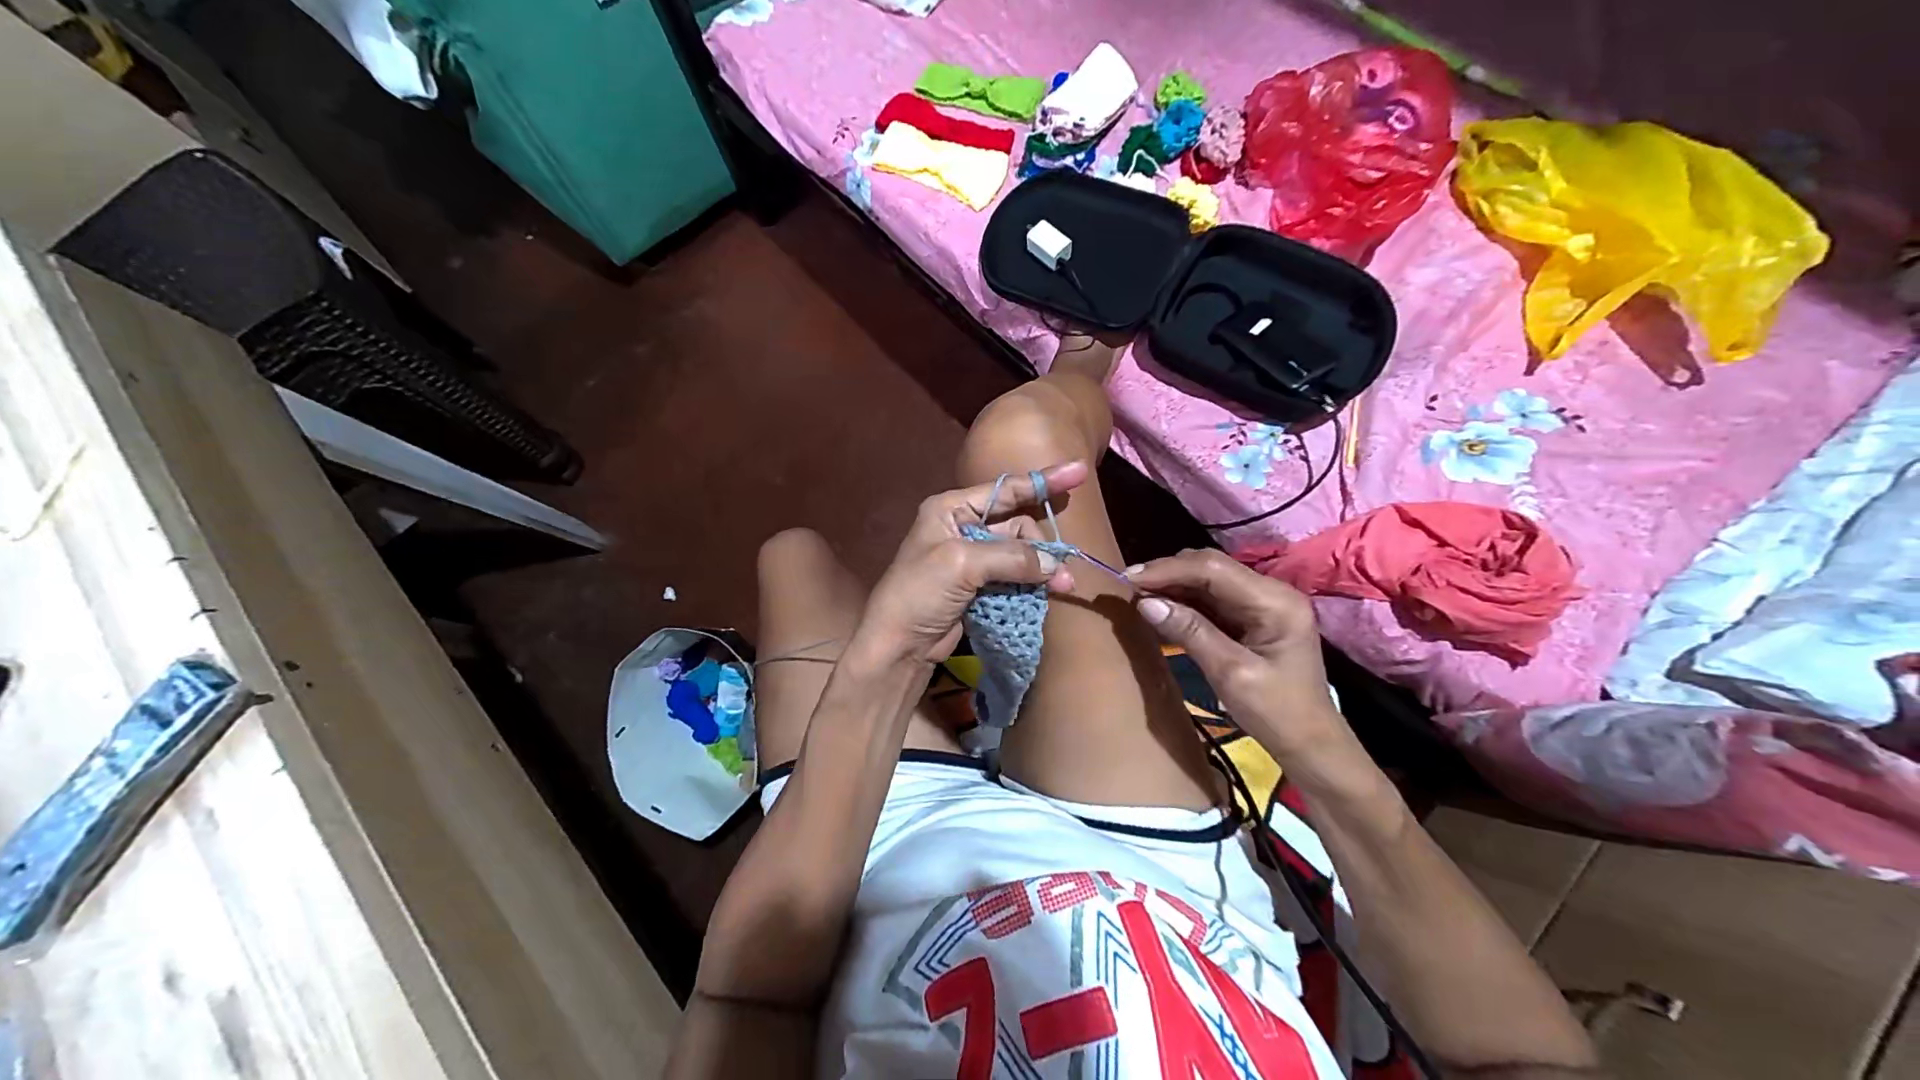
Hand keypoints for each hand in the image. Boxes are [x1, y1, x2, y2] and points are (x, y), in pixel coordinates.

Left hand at [852, 462, 1087, 664]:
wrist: (898, 645)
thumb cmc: (919, 592)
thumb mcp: (962, 564)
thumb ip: (1012, 557)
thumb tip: (1055, 565)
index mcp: (951, 509)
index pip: (1005, 489)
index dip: (1043, 481)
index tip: (1079, 471)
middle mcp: (962, 527)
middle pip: (1017, 525)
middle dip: (1041, 544)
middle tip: (1061, 571)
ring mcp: (971, 558)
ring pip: (1020, 553)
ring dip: (1041, 568)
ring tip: (1063, 585)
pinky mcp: (978, 586)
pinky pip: (1014, 576)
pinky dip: (1031, 583)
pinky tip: (1045, 593)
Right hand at [1126, 550, 1359, 772]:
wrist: (1310, 744)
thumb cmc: (1276, 712)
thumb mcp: (1230, 674)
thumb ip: (1190, 632)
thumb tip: (1145, 603)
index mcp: (1274, 601)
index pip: (1212, 569)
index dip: (1168, 569)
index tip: (1129, 578)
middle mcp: (1270, 592)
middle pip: (1210, 567)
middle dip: (1168, 573)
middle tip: (1128, 587)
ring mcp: (1262, 603)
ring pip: (1207, 580)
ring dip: (1172, 585)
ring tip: (1137, 596)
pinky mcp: (1251, 617)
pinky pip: (1210, 599)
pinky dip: (1183, 601)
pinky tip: (1159, 608)